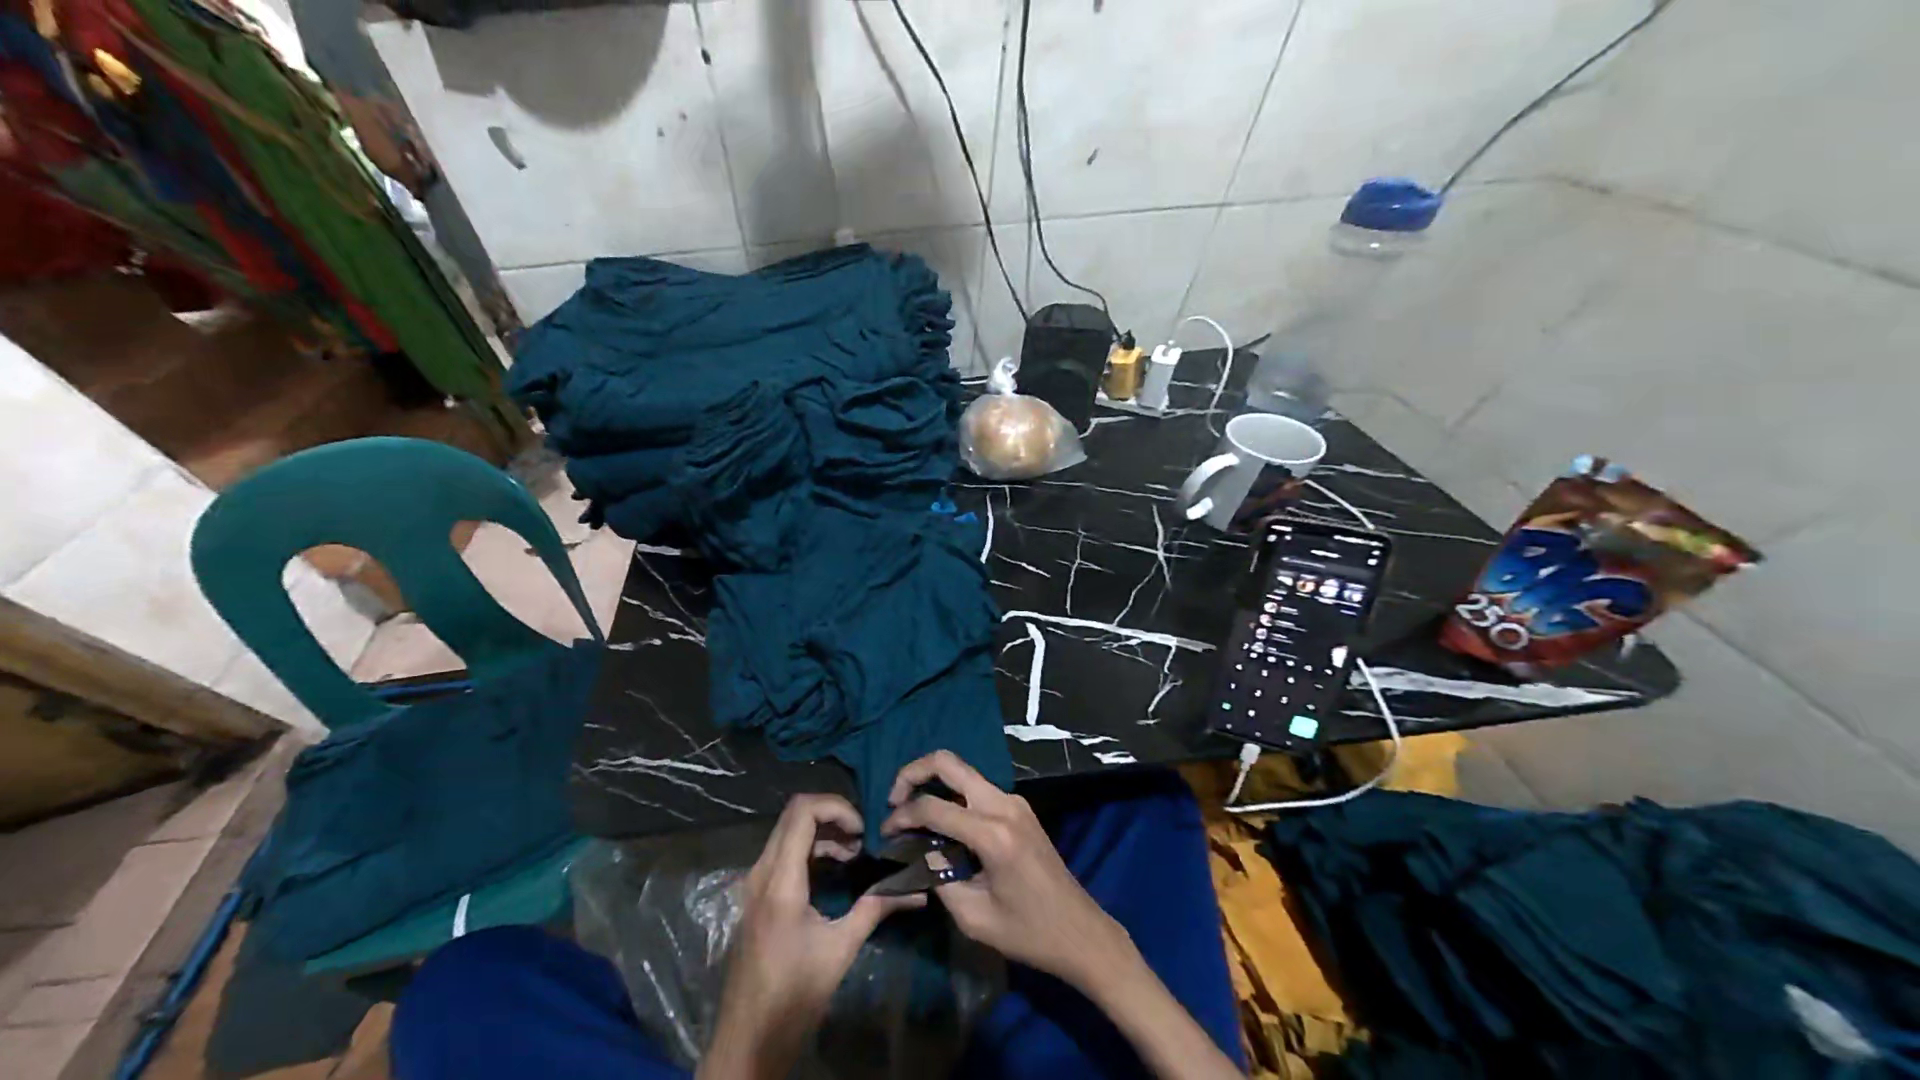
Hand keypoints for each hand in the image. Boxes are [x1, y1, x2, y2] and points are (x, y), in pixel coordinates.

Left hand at [699, 794, 924, 1079]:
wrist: (749, 1036)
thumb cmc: (795, 993)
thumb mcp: (841, 948)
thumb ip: (876, 908)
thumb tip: (918, 891)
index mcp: (780, 881)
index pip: (802, 811)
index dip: (836, 807)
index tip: (862, 831)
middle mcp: (761, 872)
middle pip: (794, 814)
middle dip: (832, 815)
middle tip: (861, 837)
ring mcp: (754, 882)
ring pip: (787, 831)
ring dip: (822, 832)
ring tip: (853, 853)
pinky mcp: (756, 894)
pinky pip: (782, 852)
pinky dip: (809, 848)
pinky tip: (834, 867)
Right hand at [881, 751, 1133, 989]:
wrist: (1082, 933)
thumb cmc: (1029, 933)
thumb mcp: (974, 917)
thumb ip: (939, 878)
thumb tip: (922, 851)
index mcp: (993, 833)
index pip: (933, 806)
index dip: (901, 816)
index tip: (884, 834)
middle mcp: (1004, 805)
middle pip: (949, 763)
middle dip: (913, 773)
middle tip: (893, 800)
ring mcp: (1015, 802)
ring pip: (963, 773)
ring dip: (933, 784)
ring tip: (912, 816)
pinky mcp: (1020, 809)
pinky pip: (977, 790)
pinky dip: (953, 797)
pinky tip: (941, 825)